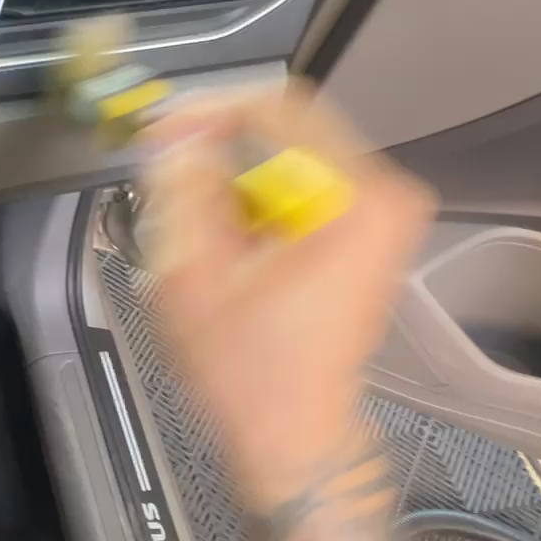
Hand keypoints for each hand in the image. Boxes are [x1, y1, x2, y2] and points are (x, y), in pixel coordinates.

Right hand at [141, 81, 433, 504]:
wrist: (291, 434)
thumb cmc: (247, 370)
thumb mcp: (193, 276)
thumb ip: (180, 192)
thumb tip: (172, 137)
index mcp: (354, 199)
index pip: (277, 107)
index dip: (206, 111)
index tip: (160, 135)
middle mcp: (381, 196)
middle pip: (277, 139)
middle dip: (210, 165)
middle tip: (164, 201)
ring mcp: (376, 217)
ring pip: (278, 168)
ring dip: (224, 194)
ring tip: (193, 247)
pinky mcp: (360, 236)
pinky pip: (292, 195)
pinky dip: (247, 213)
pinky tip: (221, 256)